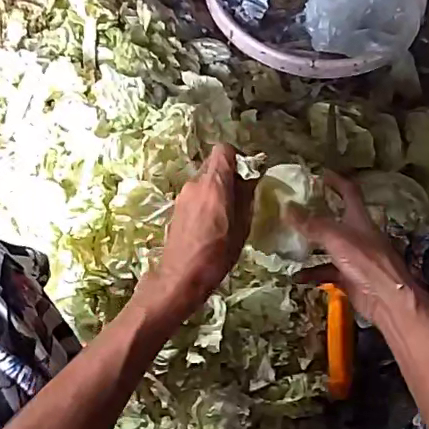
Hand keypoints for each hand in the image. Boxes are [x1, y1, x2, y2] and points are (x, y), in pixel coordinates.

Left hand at [136, 143, 253, 323]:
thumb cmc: (216, 255)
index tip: (248, 175)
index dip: (239, 158)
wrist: (180, 277)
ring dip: (218, 191)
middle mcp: (195, 184)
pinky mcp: (176, 209)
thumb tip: (252, 177)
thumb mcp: (242, 227)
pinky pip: (196, 196)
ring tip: (228, 215)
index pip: (224, 150)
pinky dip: (207, 202)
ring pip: (205, 182)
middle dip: (229, 176)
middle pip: (214, 166)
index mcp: (213, 184)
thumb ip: (247, 197)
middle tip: (242, 198)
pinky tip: (213, 225)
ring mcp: (182, 196)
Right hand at [288, 170, 428, 329]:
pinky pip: (325, 272)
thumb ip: (312, 224)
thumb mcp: (337, 238)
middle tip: (293, 210)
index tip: (320, 174)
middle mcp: (357, 235)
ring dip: (310, 246)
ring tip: (288, 243)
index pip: (349, 192)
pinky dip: (311, 274)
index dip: (336, 181)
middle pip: (335, 219)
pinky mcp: (349, 277)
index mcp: (359, 219)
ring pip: (327, 247)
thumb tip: (286, 208)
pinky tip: (296, 277)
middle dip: (316, 214)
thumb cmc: (367, 262)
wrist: (387, 299)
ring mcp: (353, 257)